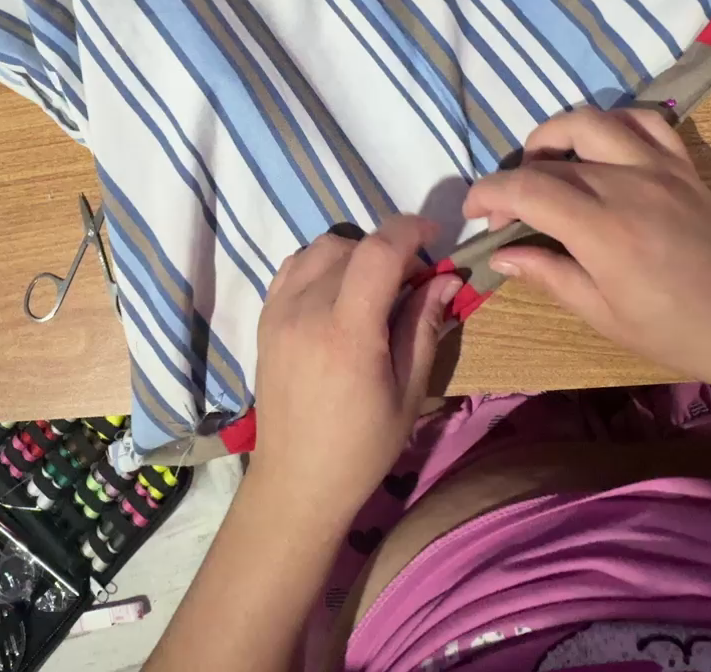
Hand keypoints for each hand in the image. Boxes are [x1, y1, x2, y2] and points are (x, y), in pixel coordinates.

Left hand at [250, 215, 461, 522]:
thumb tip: (446, 277)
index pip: (378, 252)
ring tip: (375, 284)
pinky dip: (322, 264)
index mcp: (347, 333)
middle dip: (389, 248)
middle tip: (412, 277)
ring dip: (355, 252)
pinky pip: (294, 266)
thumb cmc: (362, 446)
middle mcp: (306, 311)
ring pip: (321, 248)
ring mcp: (278, 311)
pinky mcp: (264, 317)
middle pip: (352, 245)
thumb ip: (423, 326)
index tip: (435, 235)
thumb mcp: (408, 392)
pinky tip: (338, 291)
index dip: (410, 231)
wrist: (296, 479)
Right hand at [463, 106, 710, 403]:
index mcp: (605, 230)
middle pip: (549, 158)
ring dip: (553, 136)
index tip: (473, 214)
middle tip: (505, 214)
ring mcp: (661, 168)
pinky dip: (611, 125)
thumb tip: (500, 254)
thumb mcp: (607, 316)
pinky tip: (601, 151)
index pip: (525, 189)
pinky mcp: (686, 166)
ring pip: (591, 121)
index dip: (487, 194)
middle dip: (512, 179)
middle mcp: (629, 185)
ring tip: (544, 167)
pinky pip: (644, 122)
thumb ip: (550, 276)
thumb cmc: (684, 335)